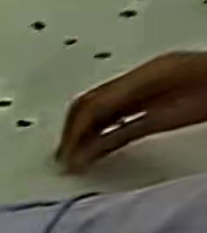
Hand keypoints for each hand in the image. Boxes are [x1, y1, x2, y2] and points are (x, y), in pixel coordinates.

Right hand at [59, 51, 206, 172]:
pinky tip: (95, 144)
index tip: (64, 159)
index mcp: (148, 74)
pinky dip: (100, 128)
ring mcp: (153, 79)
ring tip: (75, 155)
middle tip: (64, 159)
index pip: (89, 106)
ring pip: (95, 107)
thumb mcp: (167, 118)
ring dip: (82, 133)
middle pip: (86, 105)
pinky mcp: (158, 89)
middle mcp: (147, 73)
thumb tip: (82, 155)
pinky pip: (115, 108)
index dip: (71, 136)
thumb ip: (122, 135)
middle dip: (70, 135)